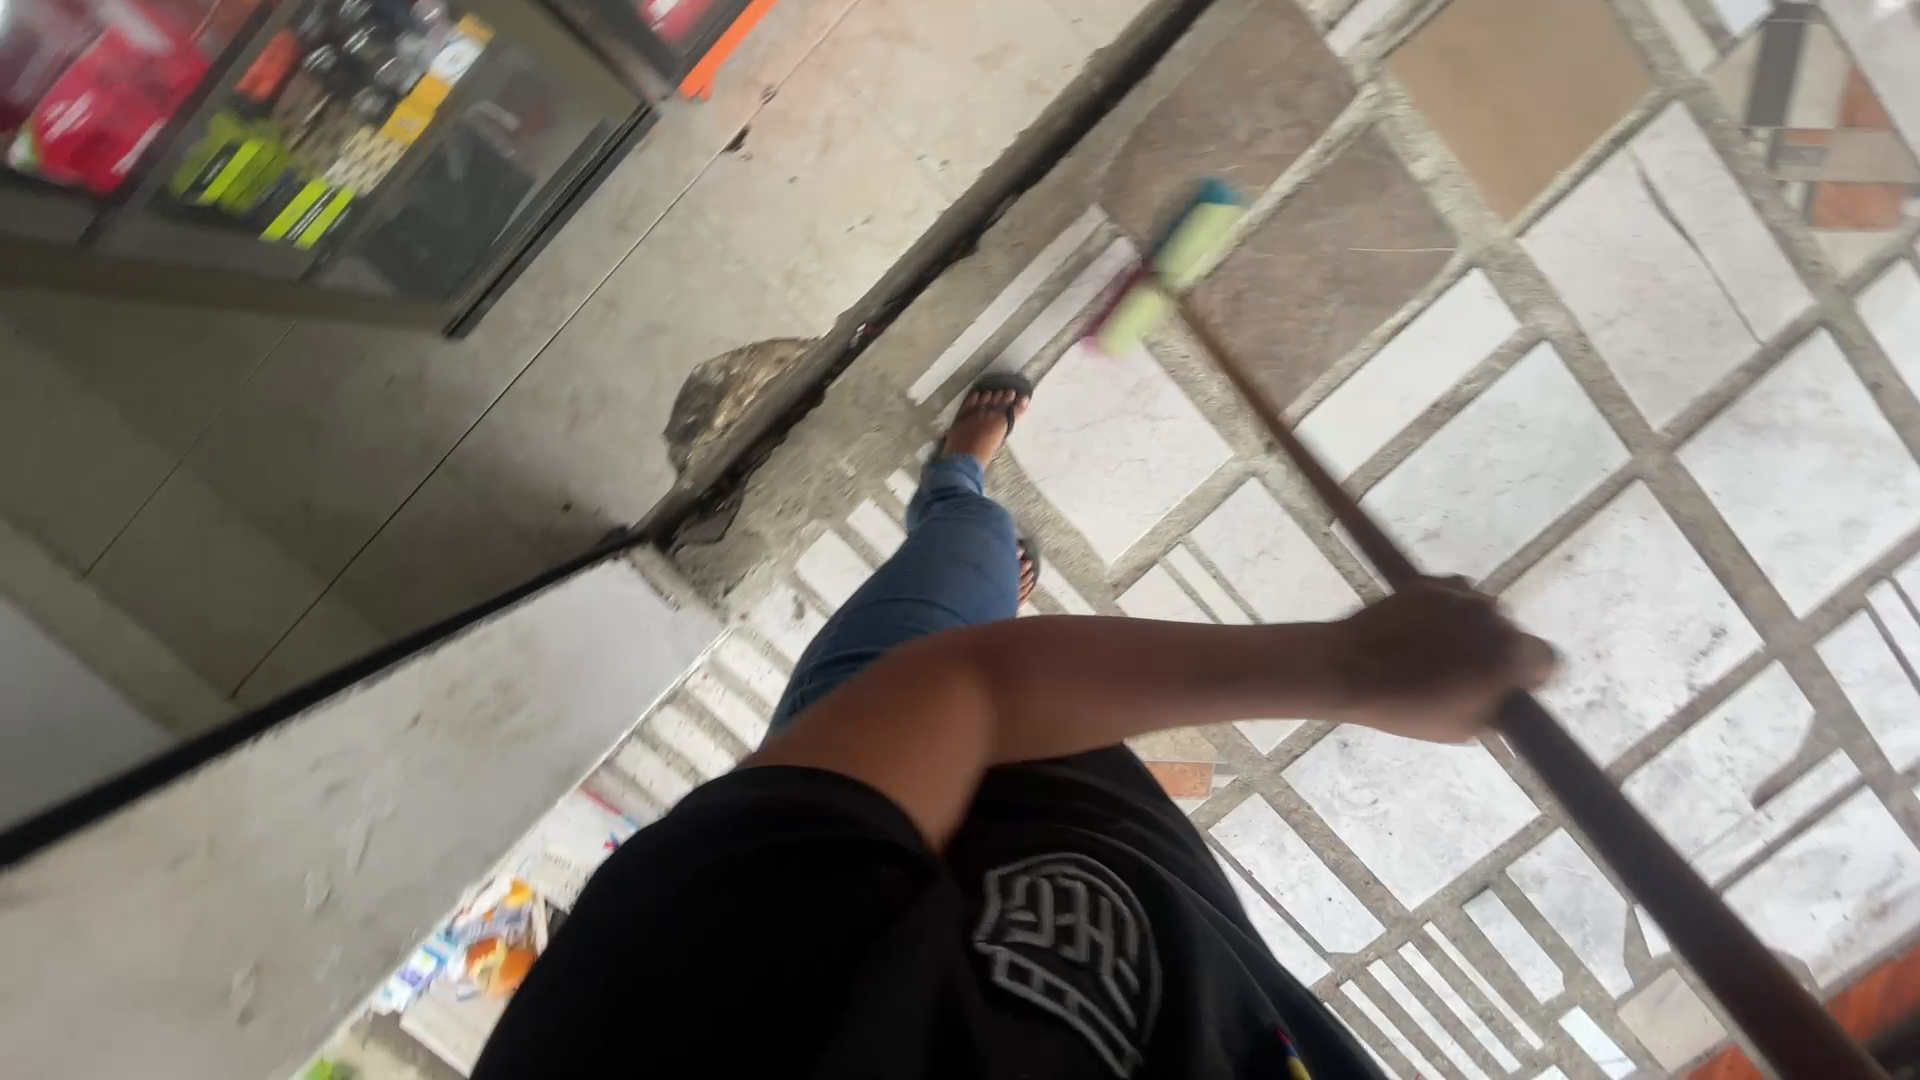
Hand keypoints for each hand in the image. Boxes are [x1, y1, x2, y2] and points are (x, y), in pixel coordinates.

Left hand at [1327, 577, 1556, 741]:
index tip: (1507, 684)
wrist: (1346, 668)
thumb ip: (1495, 707)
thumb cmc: (1404, 706)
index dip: (1528, 673)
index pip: (1546, 658)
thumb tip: (1501, 699)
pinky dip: (1443, 607)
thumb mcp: (1463, 726)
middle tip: (1462, 669)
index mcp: (1511, 655)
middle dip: (1493, 649)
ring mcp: (1458, 595)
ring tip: (1434, 648)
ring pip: (1479, 611)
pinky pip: (1451, 593)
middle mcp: (1493, 618)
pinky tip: (1421, 626)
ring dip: (1468, 626)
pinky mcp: (1427, 582)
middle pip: (1510, 632)